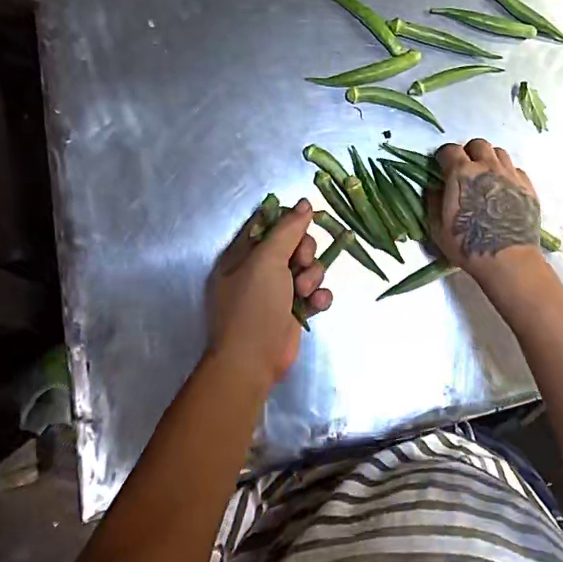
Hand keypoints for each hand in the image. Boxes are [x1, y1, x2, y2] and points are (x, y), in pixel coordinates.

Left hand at [205, 199, 332, 385]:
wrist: (253, 359)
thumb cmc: (253, 306)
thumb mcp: (267, 260)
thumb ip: (288, 229)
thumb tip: (304, 203)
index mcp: (243, 254)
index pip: (269, 224)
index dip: (289, 223)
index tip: (302, 227)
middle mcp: (259, 269)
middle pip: (295, 244)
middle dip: (305, 253)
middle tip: (300, 264)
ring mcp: (278, 290)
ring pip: (309, 268)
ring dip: (313, 277)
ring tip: (304, 293)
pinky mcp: (295, 309)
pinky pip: (316, 292)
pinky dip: (319, 296)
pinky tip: (315, 304)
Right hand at [432, 139, 544, 281]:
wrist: (508, 258)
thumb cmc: (467, 245)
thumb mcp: (438, 227)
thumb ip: (433, 201)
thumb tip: (434, 187)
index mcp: (462, 173)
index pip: (450, 149)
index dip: (444, 156)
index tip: (442, 166)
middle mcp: (488, 167)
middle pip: (478, 144)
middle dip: (469, 152)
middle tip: (465, 169)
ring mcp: (511, 175)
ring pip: (500, 153)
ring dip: (489, 160)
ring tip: (486, 176)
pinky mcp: (528, 187)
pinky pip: (516, 169)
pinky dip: (508, 173)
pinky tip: (504, 189)